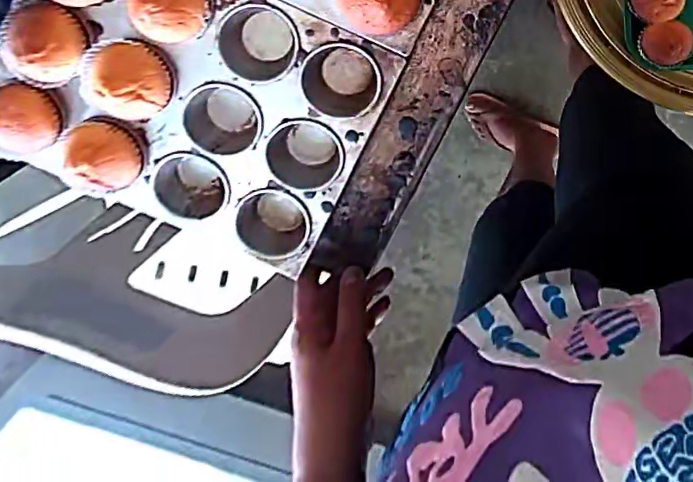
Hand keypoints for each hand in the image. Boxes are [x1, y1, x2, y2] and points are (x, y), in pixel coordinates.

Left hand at [291, 265, 392, 481]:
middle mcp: (311, 335)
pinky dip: (365, 315)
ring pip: (342, 310)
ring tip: (386, 278)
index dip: (325, 257)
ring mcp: (323, 350)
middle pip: (328, 293)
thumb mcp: (349, 344)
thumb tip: (352, 270)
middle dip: (351, 274)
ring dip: (362, 293)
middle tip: (374, 256)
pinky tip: (382, 309)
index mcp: (306, 326)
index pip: (309, 280)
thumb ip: (351, 304)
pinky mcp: (336, 365)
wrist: (333, 453)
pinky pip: (349, 329)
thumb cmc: (337, 402)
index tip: (345, 238)